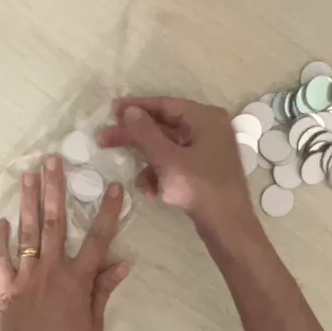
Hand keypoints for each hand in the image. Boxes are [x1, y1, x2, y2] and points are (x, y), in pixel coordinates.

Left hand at [0, 156, 131, 330]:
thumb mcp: (93, 326)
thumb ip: (102, 291)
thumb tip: (122, 263)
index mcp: (77, 281)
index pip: (97, 239)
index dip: (107, 212)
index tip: (113, 185)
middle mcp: (51, 271)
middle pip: (54, 223)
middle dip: (54, 189)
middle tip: (53, 160)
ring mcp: (26, 277)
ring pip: (27, 233)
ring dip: (27, 202)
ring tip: (28, 174)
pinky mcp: (7, 289)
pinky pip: (2, 260)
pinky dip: (0, 239)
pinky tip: (2, 220)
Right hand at [96, 97, 255, 234]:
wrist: (227, 225)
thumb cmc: (199, 187)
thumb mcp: (167, 159)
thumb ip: (146, 133)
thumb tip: (129, 111)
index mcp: (205, 118)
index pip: (165, 105)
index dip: (136, 107)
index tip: (112, 111)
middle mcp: (208, 129)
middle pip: (164, 127)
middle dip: (135, 137)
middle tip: (104, 139)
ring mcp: (207, 151)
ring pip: (167, 149)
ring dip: (148, 163)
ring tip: (135, 180)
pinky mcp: (203, 171)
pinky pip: (176, 165)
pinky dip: (161, 175)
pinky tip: (152, 192)